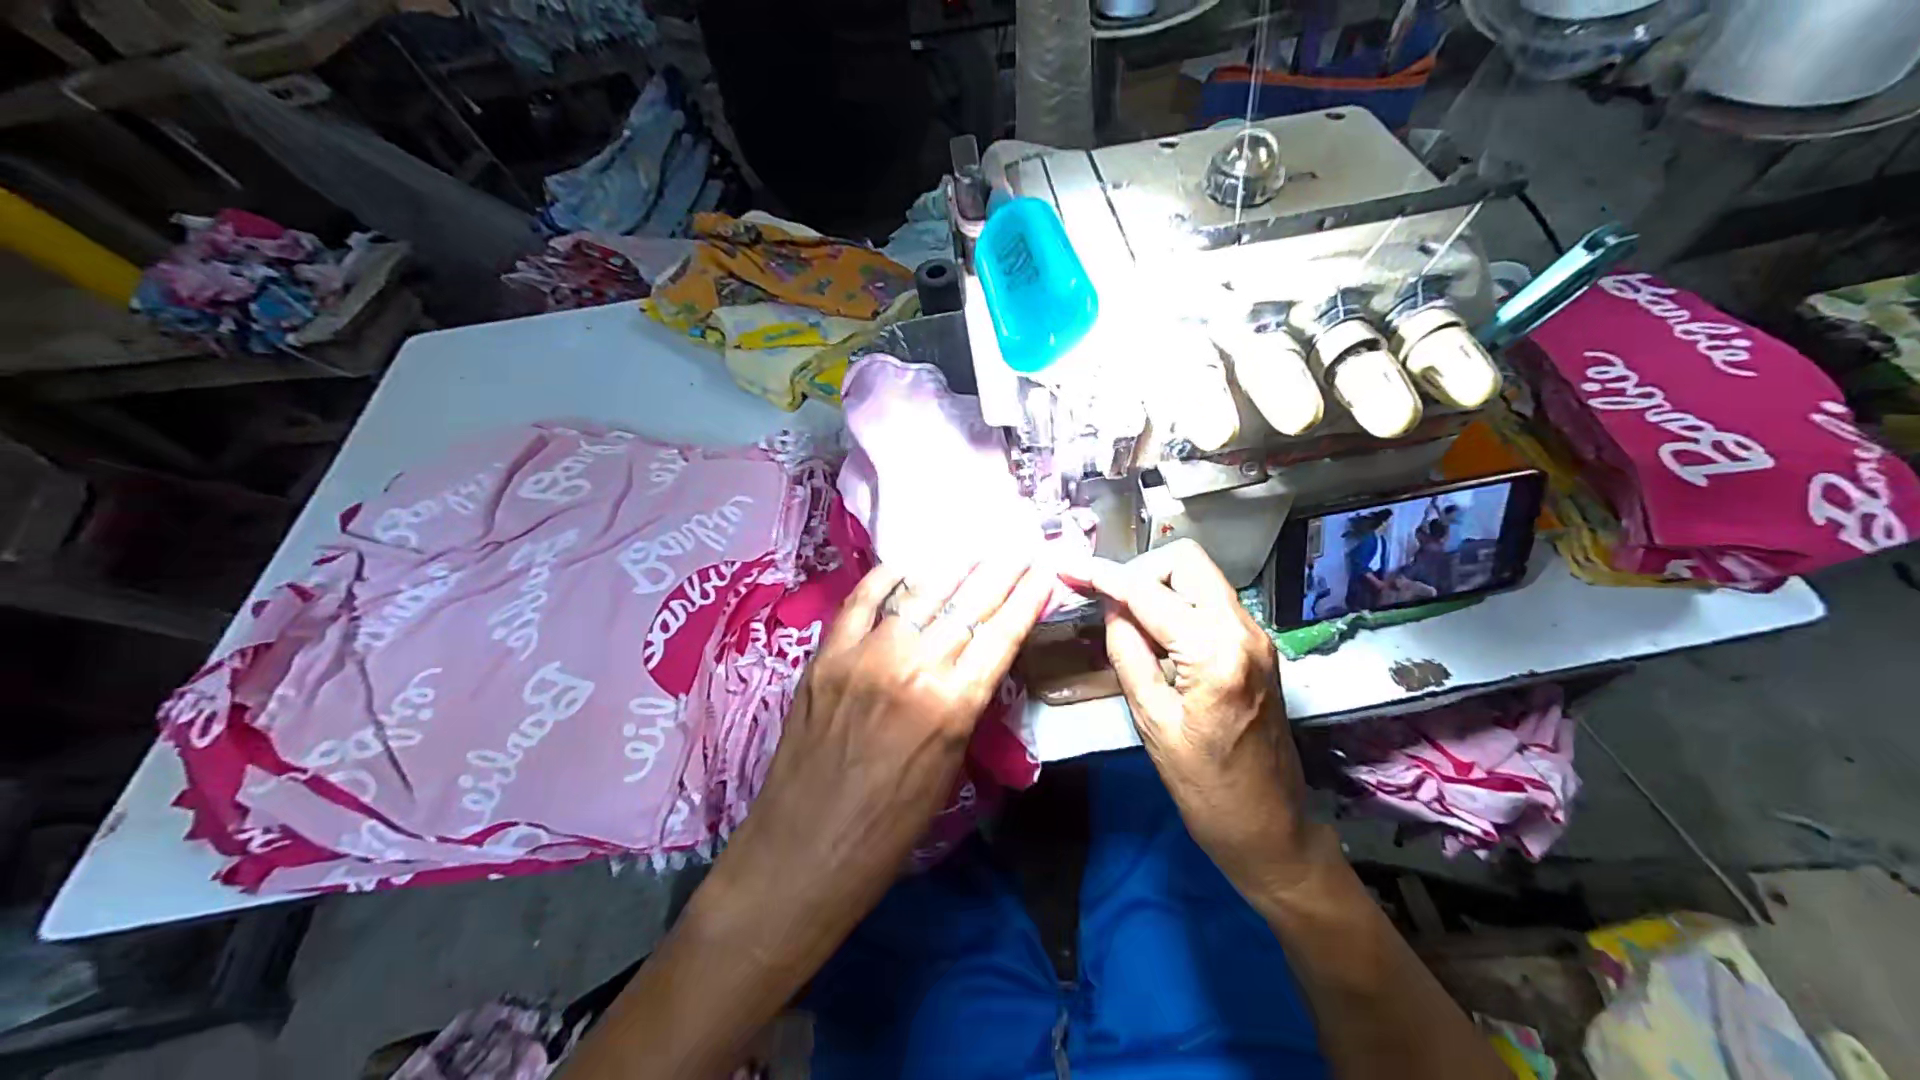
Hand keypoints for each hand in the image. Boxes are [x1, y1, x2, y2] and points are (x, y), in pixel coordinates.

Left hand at [722, 558, 1053, 910]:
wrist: (806, 849)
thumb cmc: (890, 828)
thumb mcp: (949, 767)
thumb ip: (963, 705)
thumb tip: (975, 661)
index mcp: (953, 704)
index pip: (1001, 635)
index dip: (1026, 598)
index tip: (1043, 570)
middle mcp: (913, 667)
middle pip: (967, 605)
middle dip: (999, 573)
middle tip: (1017, 549)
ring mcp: (865, 656)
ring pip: (918, 595)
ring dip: (951, 569)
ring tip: (973, 552)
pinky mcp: (826, 656)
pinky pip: (859, 602)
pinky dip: (883, 580)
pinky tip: (904, 566)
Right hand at [1069, 540, 1319, 898]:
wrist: (1272, 830)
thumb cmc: (1205, 789)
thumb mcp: (1152, 722)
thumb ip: (1127, 652)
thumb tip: (1111, 606)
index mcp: (1215, 652)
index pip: (1148, 592)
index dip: (1103, 576)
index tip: (1070, 567)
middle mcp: (1244, 630)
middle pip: (1185, 561)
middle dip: (1140, 571)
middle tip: (1109, 604)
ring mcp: (1257, 636)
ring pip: (1200, 577)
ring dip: (1160, 587)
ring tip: (1128, 623)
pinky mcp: (1257, 648)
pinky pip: (1211, 603)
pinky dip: (1179, 606)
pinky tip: (1158, 639)